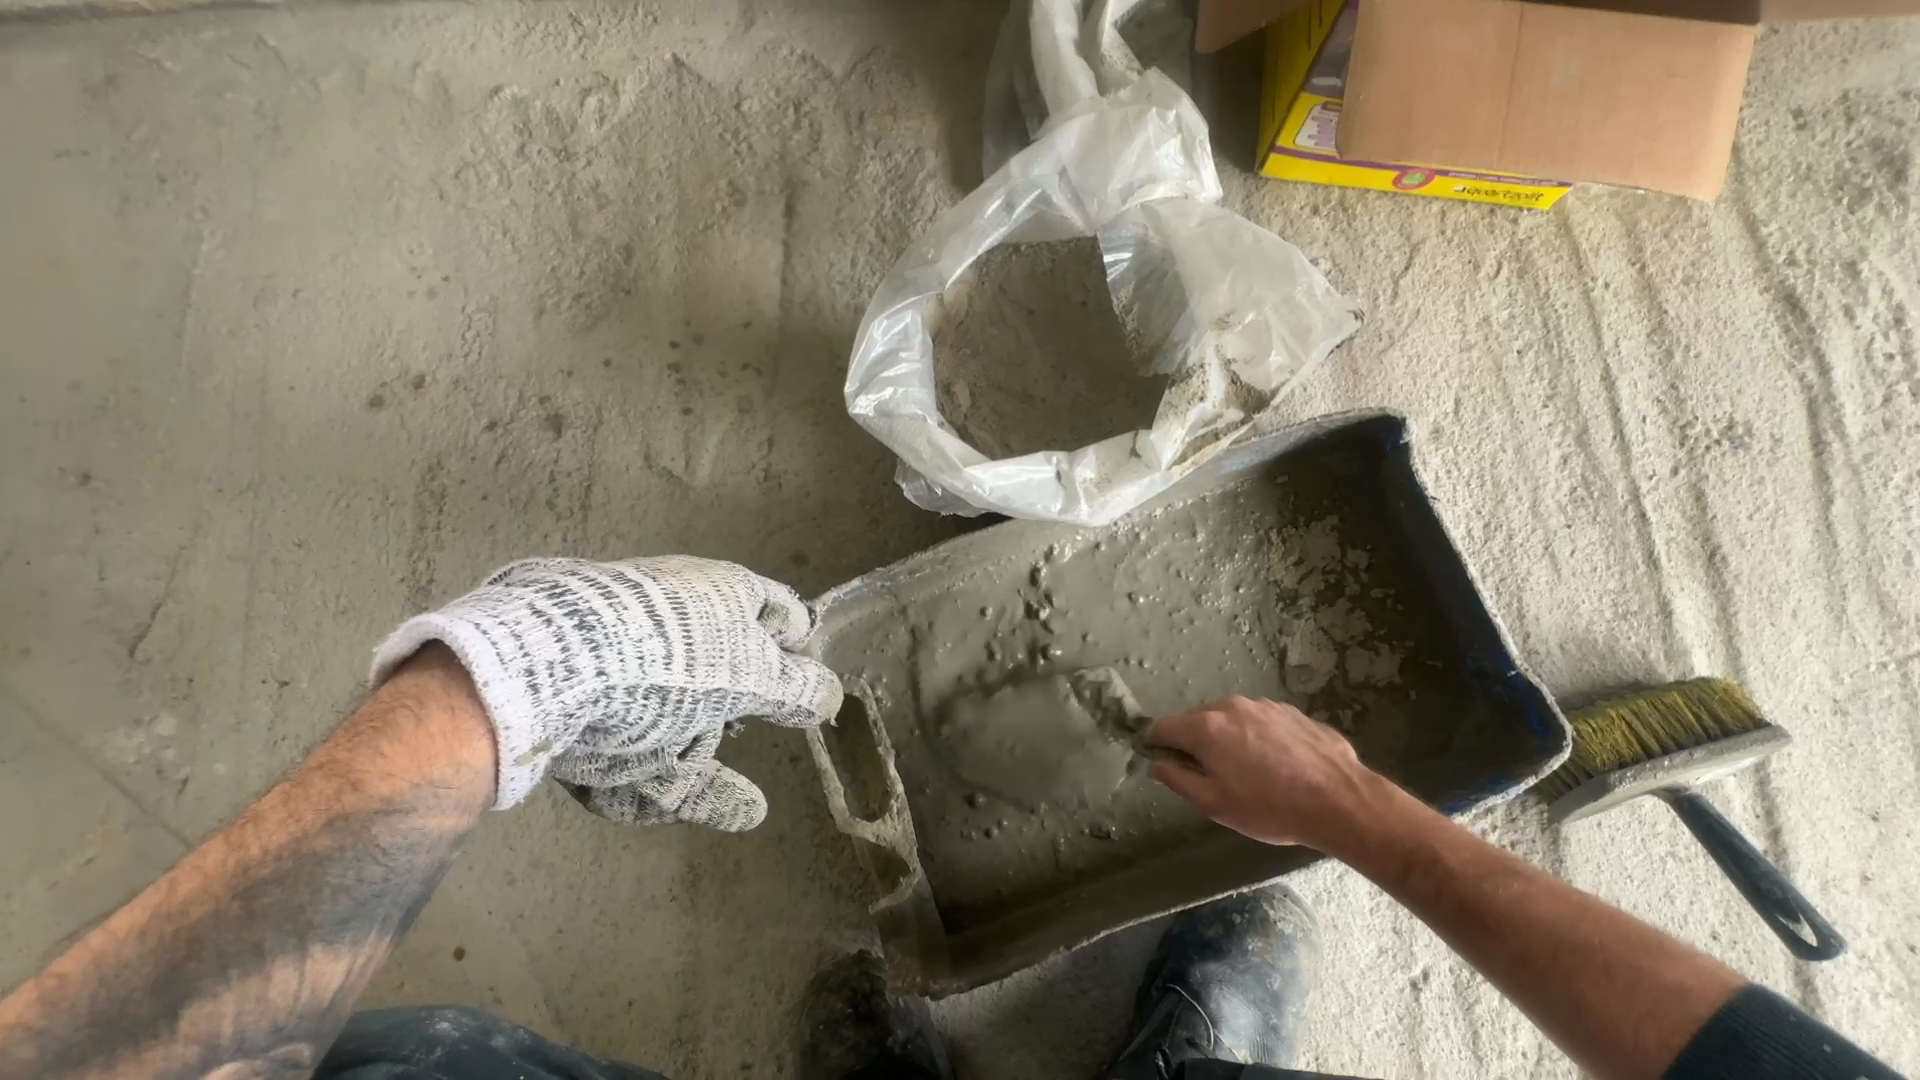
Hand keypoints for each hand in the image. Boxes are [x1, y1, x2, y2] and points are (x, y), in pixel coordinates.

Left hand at [371, 556, 842, 830]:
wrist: (547, 670)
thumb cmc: (670, 657)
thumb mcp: (749, 674)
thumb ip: (794, 688)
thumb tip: (833, 693)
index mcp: (718, 596)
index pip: (775, 610)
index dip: (798, 642)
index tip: (810, 679)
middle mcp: (671, 626)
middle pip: (719, 668)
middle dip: (741, 705)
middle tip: (755, 733)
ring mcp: (623, 668)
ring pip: (672, 720)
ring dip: (703, 764)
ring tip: (744, 808)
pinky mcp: (581, 711)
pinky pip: (629, 753)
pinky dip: (654, 786)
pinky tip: (682, 816)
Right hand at [1146, 695, 1394, 855]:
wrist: (1340, 800)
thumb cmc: (1270, 808)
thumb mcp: (1215, 804)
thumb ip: (1178, 779)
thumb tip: (1156, 764)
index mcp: (1206, 727)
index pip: (1163, 727)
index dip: (1155, 744)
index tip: (1161, 762)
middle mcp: (1230, 706)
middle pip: (1195, 719)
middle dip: (1192, 741)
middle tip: (1207, 774)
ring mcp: (1263, 705)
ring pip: (1229, 717)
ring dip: (1225, 737)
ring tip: (1246, 770)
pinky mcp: (1290, 711)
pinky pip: (1259, 720)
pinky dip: (1255, 736)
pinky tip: (1275, 763)